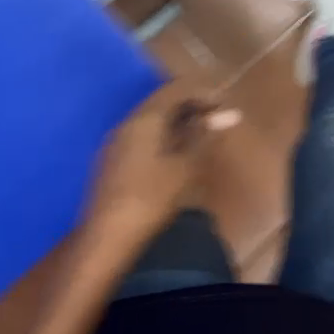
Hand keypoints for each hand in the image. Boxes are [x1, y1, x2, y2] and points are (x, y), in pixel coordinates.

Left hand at [85, 79, 237, 243]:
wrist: (105, 242)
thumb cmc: (150, 199)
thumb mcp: (184, 167)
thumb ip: (204, 137)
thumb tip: (228, 114)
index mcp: (143, 119)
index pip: (173, 91)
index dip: (200, 95)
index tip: (223, 106)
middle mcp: (125, 125)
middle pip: (159, 105)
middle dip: (188, 108)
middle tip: (214, 121)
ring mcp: (114, 145)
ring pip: (149, 123)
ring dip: (175, 125)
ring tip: (199, 139)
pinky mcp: (110, 166)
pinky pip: (140, 140)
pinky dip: (161, 140)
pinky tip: (172, 158)